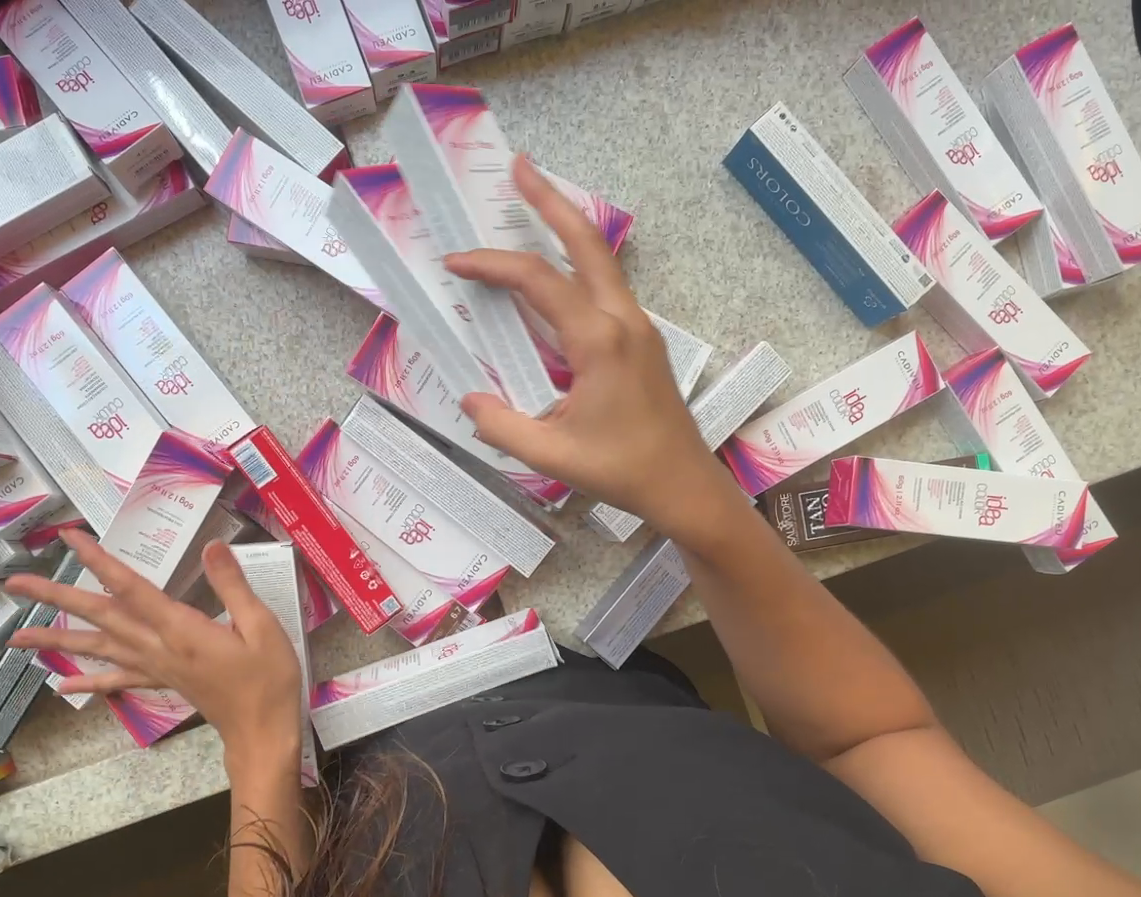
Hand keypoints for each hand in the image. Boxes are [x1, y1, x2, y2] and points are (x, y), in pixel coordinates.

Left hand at [5, 531, 304, 782]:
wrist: (262, 733)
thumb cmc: (268, 680)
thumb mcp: (262, 627)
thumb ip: (233, 586)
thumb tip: (212, 546)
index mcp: (181, 629)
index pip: (131, 588)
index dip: (100, 561)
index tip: (70, 538)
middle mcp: (158, 647)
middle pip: (100, 617)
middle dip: (56, 598)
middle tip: (13, 584)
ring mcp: (156, 667)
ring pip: (99, 648)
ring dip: (56, 639)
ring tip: (16, 637)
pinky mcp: (163, 682)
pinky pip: (117, 679)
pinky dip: (89, 679)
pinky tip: (61, 683)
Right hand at [444, 155, 741, 538]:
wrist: (683, 485)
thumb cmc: (621, 471)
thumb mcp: (550, 456)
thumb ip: (502, 426)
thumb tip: (469, 400)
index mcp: (599, 341)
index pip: (537, 281)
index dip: (492, 265)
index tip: (456, 263)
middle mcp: (623, 320)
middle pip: (585, 243)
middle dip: (550, 201)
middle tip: (520, 167)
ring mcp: (639, 327)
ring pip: (601, 260)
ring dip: (568, 227)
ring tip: (536, 201)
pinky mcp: (642, 341)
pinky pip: (606, 286)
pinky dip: (578, 264)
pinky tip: (558, 272)